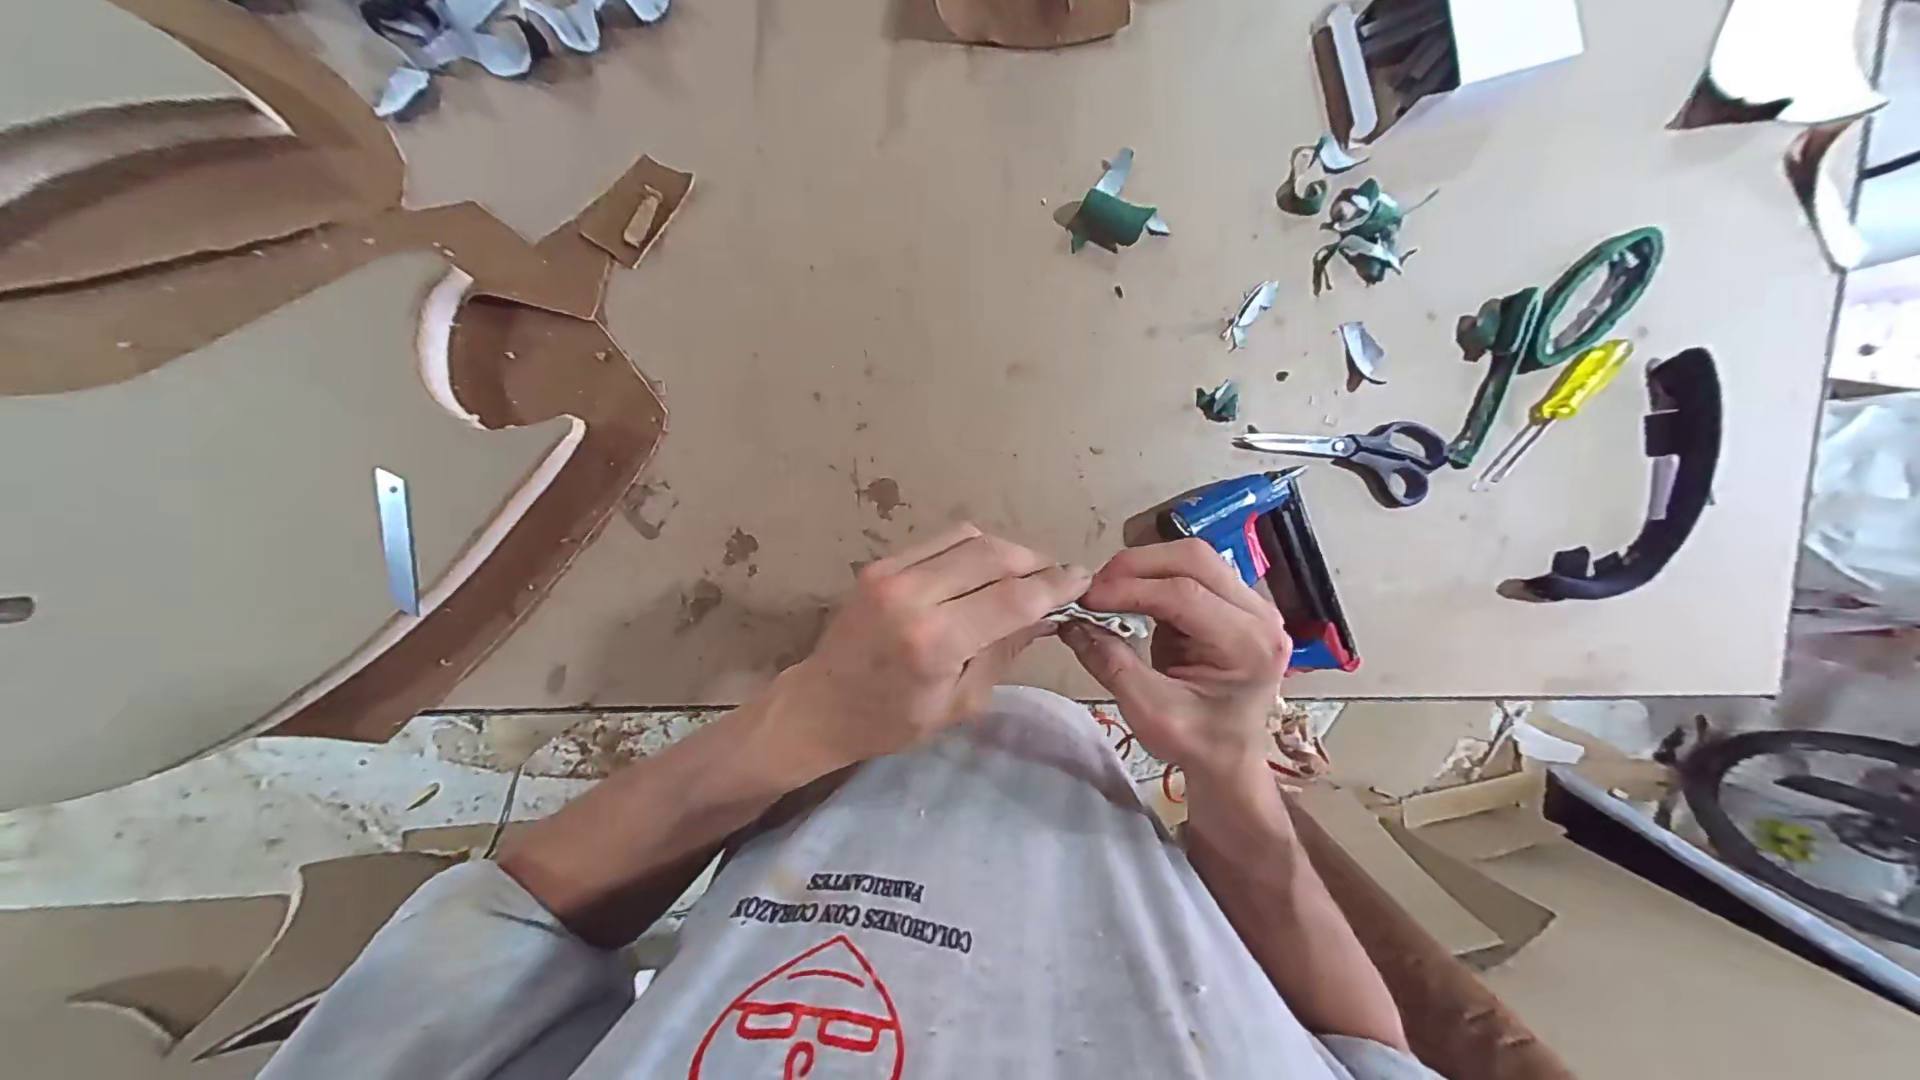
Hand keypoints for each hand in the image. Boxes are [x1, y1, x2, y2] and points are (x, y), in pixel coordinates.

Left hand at [774, 523, 1089, 772]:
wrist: (820, 705)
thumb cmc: (891, 721)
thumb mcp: (960, 701)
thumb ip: (1004, 650)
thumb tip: (1046, 613)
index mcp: (935, 641)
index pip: (1013, 597)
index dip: (1055, 584)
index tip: (1082, 579)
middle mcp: (912, 595)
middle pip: (994, 555)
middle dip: (1035, 562)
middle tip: (1057, 577)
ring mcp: (891, 572)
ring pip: (969, 537)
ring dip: (1006, 550)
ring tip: (1023, 572)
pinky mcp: (880, 564)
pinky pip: (940, 539)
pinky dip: (973, 547)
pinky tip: (983, 568)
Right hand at [1059, 538, 1289, 786]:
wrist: (1229, 758)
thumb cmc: (1196, 743)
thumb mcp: (1148, 711)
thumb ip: (1111, 663)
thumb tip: (1072, 623)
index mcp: (1248, 646)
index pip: (1183, 594)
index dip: (1128, 590)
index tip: (1086, 599)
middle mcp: (1260, 615)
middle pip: (1194, 559)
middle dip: (1136, 566)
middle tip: (1096, 588)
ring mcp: (1252, 604)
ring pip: (1193, 557)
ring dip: (1144, 566)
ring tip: (1109, 589)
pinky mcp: (1236, 600)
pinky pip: (1192, 570)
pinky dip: (1154, 575)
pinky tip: (1129, 593)